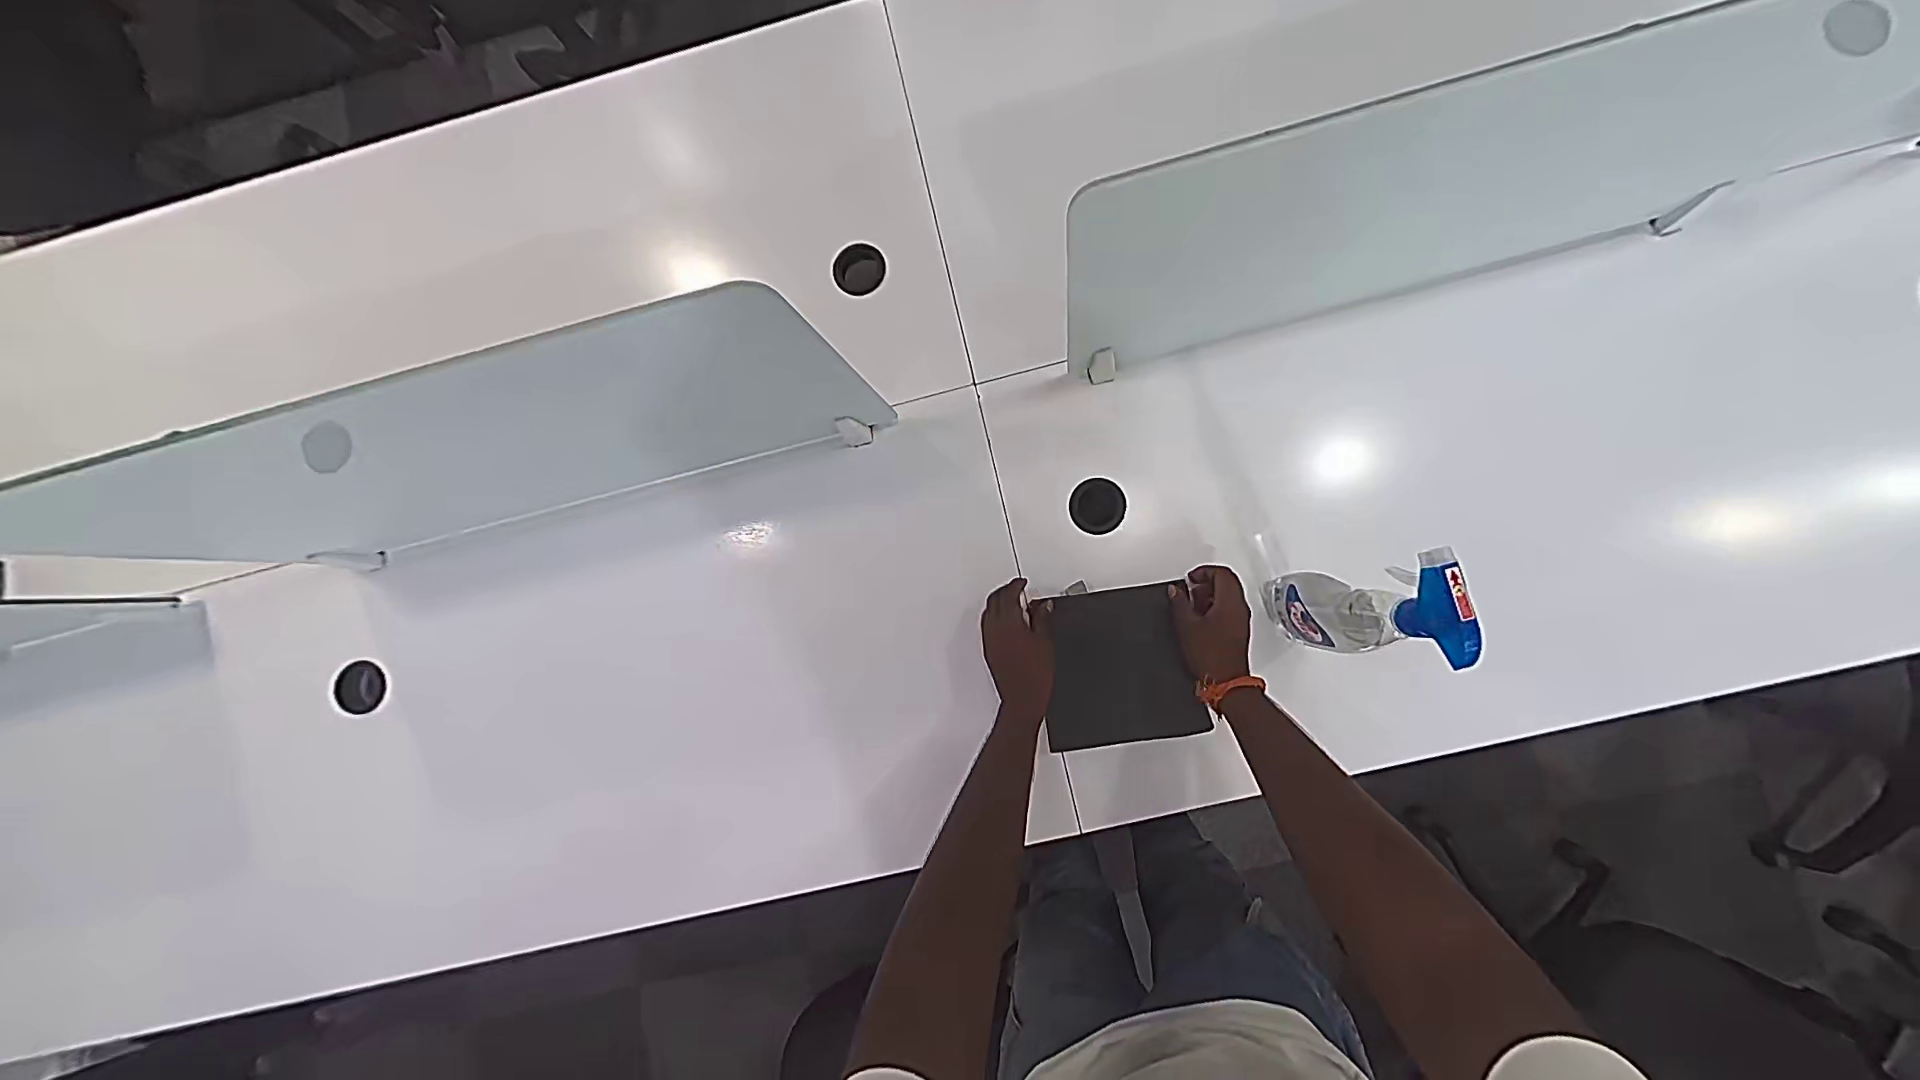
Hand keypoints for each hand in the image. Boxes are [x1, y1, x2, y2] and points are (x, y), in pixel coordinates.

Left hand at [981, 578, 1053, 725]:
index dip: (1016, 585)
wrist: (1023, 697)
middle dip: (1005, 590)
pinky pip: (987, 623)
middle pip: (995, 599)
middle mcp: (994, 628)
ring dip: (998, 601)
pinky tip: (1005, 619)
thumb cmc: (1035, 675)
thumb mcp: (1045, 640)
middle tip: (1017, 588)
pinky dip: (995, 615)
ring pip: (989, 611)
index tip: (1022, 583)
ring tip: (1012, 601)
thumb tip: (1043, 605)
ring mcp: (989, 638)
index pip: (1008, 594)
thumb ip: (1042, 618)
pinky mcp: (988, 648)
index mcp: (1008, 622)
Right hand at [1170, 565, 1252, 684]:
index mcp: (1230, 603)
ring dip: (1211, 593)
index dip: (1204, 571)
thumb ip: (1180, 603)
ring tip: (1193, 603)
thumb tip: (1175, 591)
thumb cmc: (1210, 656)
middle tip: (1191, 587)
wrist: (1225, 680)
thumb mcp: (1186, 625)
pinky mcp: (1238, 630)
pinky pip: (1230, 608)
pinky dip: (1215, 605)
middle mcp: (1240, 608)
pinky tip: (1200, 617)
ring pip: (1229, 594)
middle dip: (1208, 581)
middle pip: (1228, 582)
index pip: (1222, 573)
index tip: (1191, 578)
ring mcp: (1241, 619)